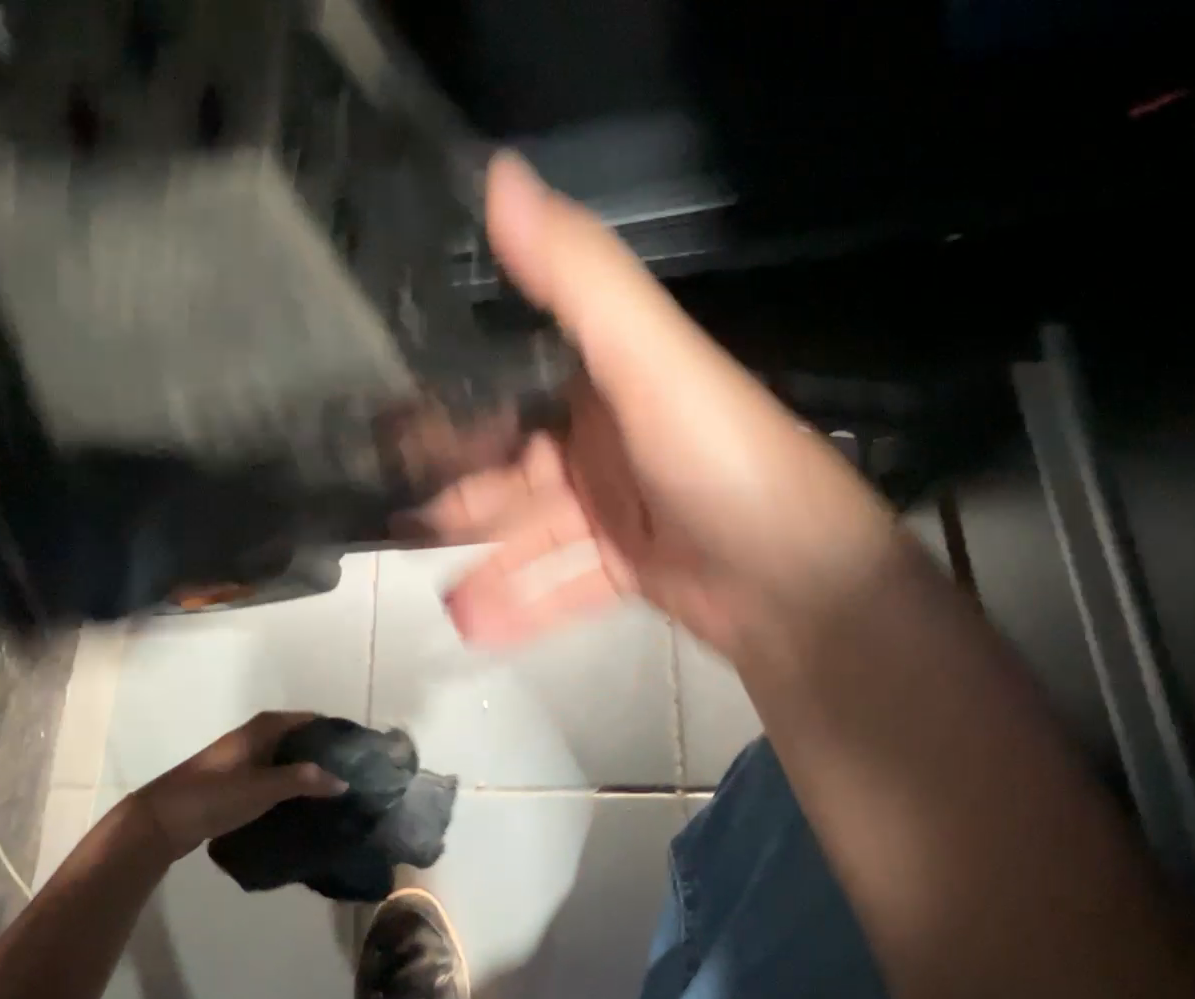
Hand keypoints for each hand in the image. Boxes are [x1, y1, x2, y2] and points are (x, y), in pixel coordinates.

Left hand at [128, 711, 347, 860]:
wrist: (161, 820)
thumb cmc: (214, 795)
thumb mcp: (264, 787)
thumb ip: (304, 780)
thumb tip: (343, 780)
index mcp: (264, 727)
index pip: (312, 720)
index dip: (335, 733)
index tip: (361, 753)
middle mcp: (256, 736)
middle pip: (301, 740)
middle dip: (325, 755)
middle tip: (353, 777)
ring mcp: (245, 759)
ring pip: (287, 760)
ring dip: (308, 774)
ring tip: (335, 794)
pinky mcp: (237, 781)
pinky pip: (275, 778)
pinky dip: (291, 786)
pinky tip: (304, 806)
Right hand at [422, 154, 896, 660]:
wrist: (804, 584)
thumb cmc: (722, 462)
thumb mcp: (652, 359)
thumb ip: (578, 277)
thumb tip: (500, 174)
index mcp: (608, 379)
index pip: (512, 382)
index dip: (453, 405)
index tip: (391, 431)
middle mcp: (608, 437)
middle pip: (512, 466)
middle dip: (460, 498)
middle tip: (399, 525)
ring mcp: (618, 507)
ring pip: (531, 534)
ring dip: (487, 565)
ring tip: (441, 601)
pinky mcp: (628, 566)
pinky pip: (562, 584)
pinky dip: (524, 605)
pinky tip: (476, 627)